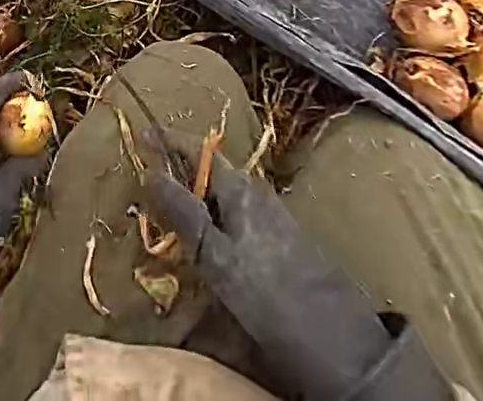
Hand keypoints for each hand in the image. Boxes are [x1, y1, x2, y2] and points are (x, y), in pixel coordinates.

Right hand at [145, 131, 446, 399]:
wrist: (344, 347)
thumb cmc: (275, 297)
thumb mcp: (219, 258)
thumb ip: (183, 214)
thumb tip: (148, 172)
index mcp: (240, 188)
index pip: (197, 149)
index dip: (166, 140)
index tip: (139, 134)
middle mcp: (254, 194)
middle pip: (206, 172)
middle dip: (174, 171)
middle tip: (141, 180)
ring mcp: (267, 219)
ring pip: (217, 197)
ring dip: (189, 198)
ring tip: (161, 212)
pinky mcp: (275, 244)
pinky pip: (229, 220)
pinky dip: (206, 222)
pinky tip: (197, 245)